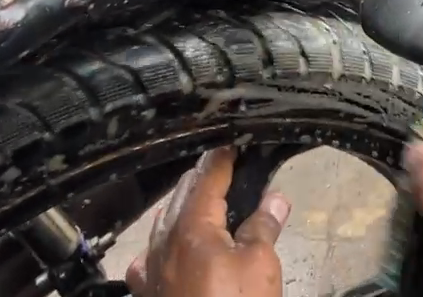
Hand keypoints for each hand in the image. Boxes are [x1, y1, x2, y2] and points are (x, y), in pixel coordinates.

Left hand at [127, 147, 290, 296]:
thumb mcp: (259, 267)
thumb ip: (264, 226)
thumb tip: (276, 198)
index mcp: (191, 224)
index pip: (208, 172)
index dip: (225, 153)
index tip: (238, 140)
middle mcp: (163, 240)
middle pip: (184, 190)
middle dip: (208, 175)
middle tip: (233, 168)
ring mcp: (150, 269)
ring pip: (166, 218)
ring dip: (188, 203)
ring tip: (212, 201)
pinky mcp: (147, 294)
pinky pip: (152, 253)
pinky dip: (168, 238)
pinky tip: (177, 246)